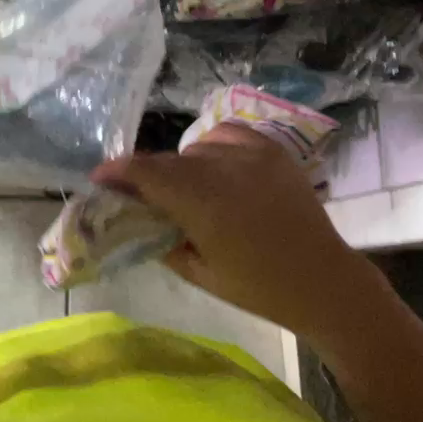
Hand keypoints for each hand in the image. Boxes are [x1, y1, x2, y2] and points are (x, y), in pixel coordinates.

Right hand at [91, 124, 383, 340]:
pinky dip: (213, 146)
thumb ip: (162, 242)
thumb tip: (136, 221)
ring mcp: (252, 155)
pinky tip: (216, 166)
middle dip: (149, 175)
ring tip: (190, 187)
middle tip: (142, 194)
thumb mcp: (200, 273)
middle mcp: (224, 170)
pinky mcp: (273, 149)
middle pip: (169, 161)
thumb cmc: (258, 288)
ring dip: (184, 165)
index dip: (118, 171)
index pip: (147, 173)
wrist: (323, 280)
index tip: (99, 177)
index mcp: (203, 205)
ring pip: (197, 148)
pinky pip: (228, 133)